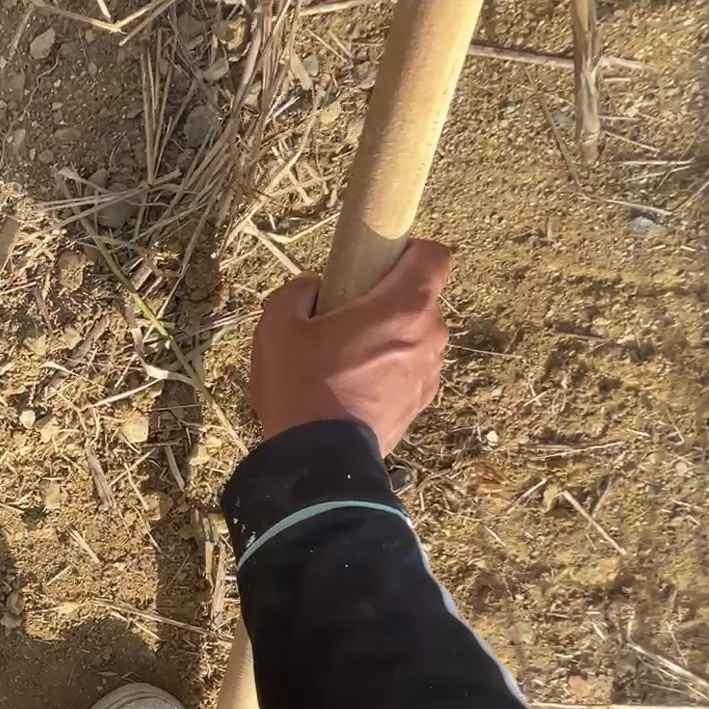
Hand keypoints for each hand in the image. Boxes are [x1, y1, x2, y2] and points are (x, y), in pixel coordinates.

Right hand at [250, 240, 451, 456]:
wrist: (318, 456)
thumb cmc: (301, 385)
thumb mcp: (276, 330)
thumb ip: (293, 295)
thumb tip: (311, 287)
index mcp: (402, 305)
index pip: (432, 254)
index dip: (405, 253)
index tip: (371, 266)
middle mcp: (430, 333)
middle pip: (415, 301)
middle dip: (380, 305)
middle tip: (335, 326)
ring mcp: (430, 371)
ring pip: (410, 340)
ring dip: (381, 343)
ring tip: (336, 367)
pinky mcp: (420, 402)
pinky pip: (404, 374)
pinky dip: (382, 375)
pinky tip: (345, 392)